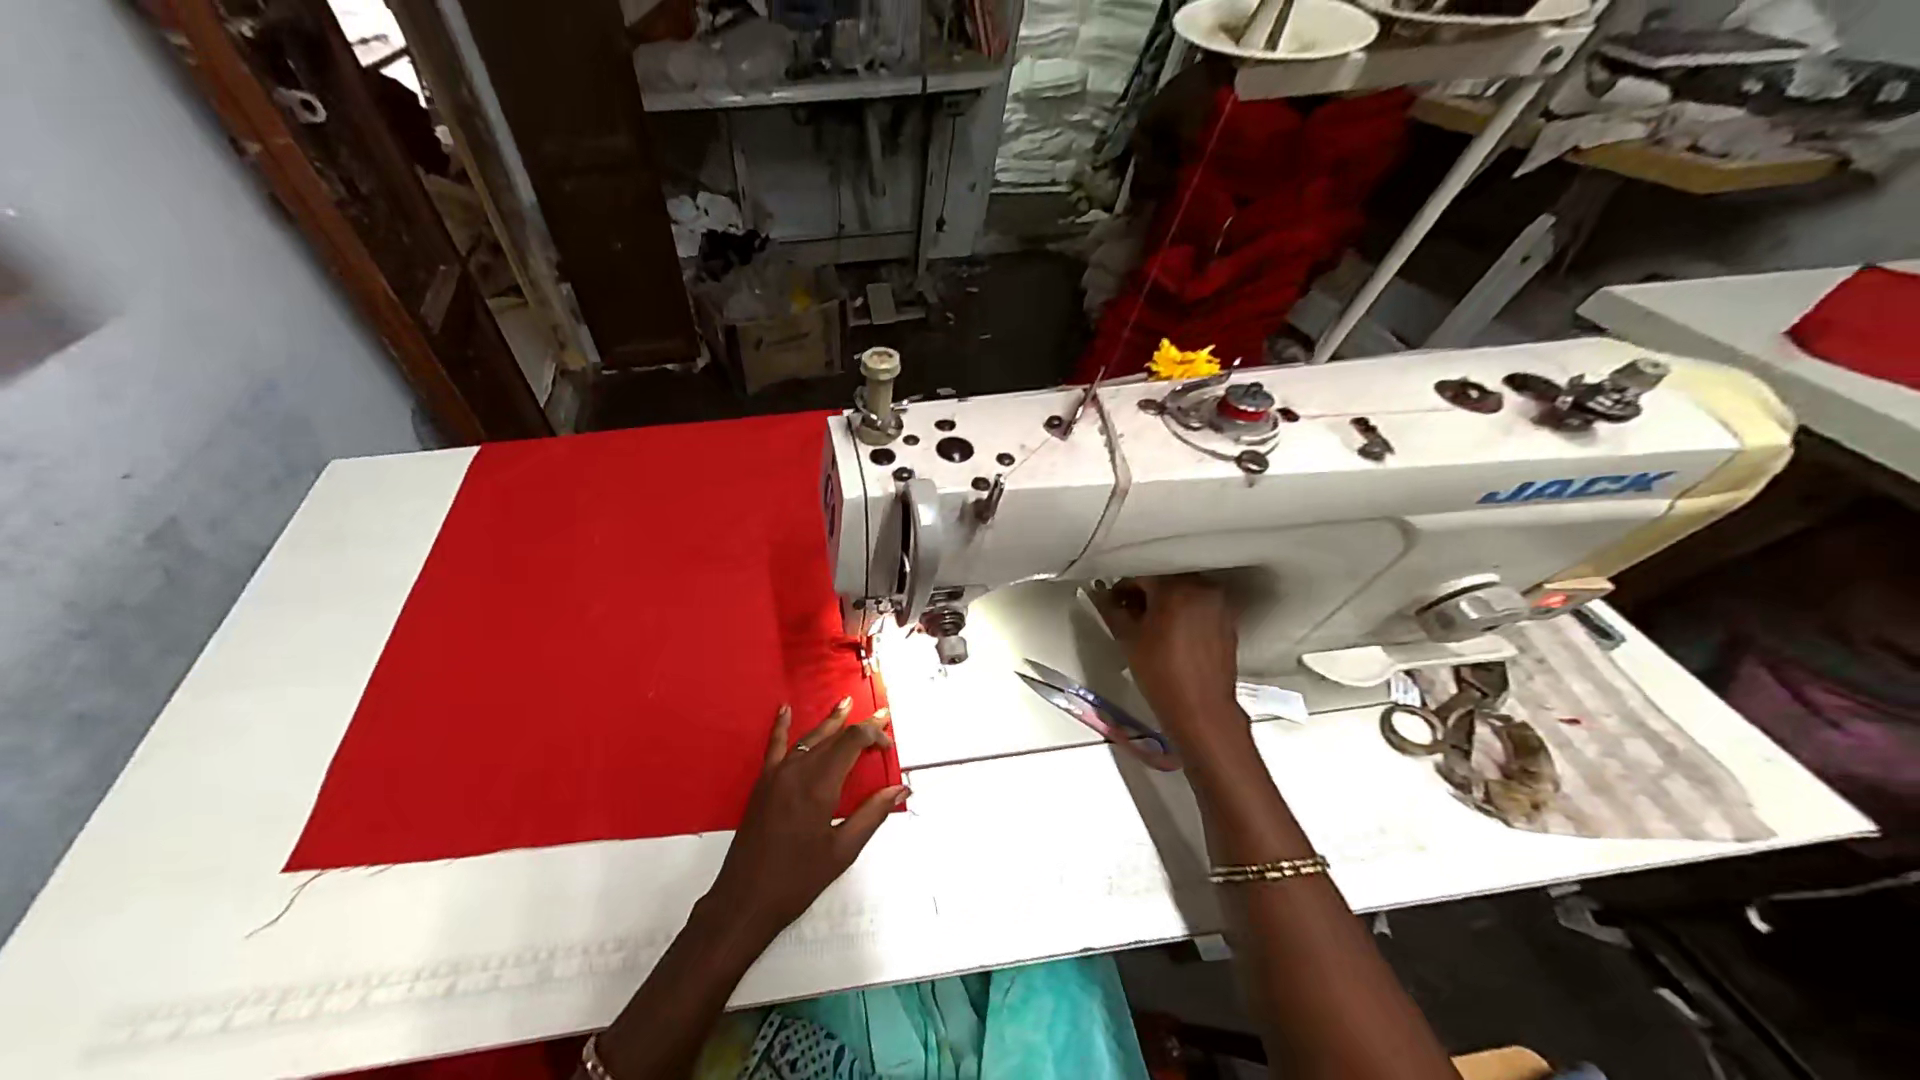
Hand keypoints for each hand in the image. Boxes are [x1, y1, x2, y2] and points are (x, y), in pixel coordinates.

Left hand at [704, 699, 905, 939]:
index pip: (852, 743)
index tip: (888, 747)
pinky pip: (774, 747)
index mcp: (820, 786)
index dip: (874, 737)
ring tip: (845, 704)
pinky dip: (780, 726)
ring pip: (809, 739)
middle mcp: (797, 772)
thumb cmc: (797, 879)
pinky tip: (784, 710)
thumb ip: (872, 814)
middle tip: (881, 714)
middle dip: (859, 726)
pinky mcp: (763, 784)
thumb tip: (899, 789)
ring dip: (830, 721)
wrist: (746, 898)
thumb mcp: (843, 850)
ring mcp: (776, 775)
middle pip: (834, 737)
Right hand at [1094, 575, 1244, 752]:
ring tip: (1150, 624)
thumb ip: (1112, 609)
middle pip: (1165, 579)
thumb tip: (1100, 595)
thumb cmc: (1161, 674)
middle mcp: (1202, 588)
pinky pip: (1199, 605)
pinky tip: (1171, 632)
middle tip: (1129, 611)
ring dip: (1165, 601)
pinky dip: (1183, 611)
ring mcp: (1218, 603)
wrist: (1201, 709)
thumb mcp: (1128, 639)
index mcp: (1175, 588)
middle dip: (1145, 592)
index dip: (1122, 588)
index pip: (1141, 575)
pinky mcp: (1227, 620)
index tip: (1113, 603)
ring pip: (1184, 590)